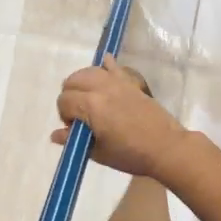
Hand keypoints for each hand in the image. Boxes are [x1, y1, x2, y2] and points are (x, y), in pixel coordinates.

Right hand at [53, 56, 189, 177]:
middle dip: (70, 96)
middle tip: (80, 115)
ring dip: (83, 82)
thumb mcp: (98, 152)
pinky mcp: (131, 82)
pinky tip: (104, 67)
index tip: (75, 129)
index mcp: (91, 105)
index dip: (64, 115)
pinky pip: (114, 66)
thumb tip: (55, 135)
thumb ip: (74, 140)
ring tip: (88, 98)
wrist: (165, 147)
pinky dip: (106, 66)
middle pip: (72, 81)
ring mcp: (118, 82)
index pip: (63, 101)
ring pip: (90, 71)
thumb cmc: (130, 154)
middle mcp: (101, 88)